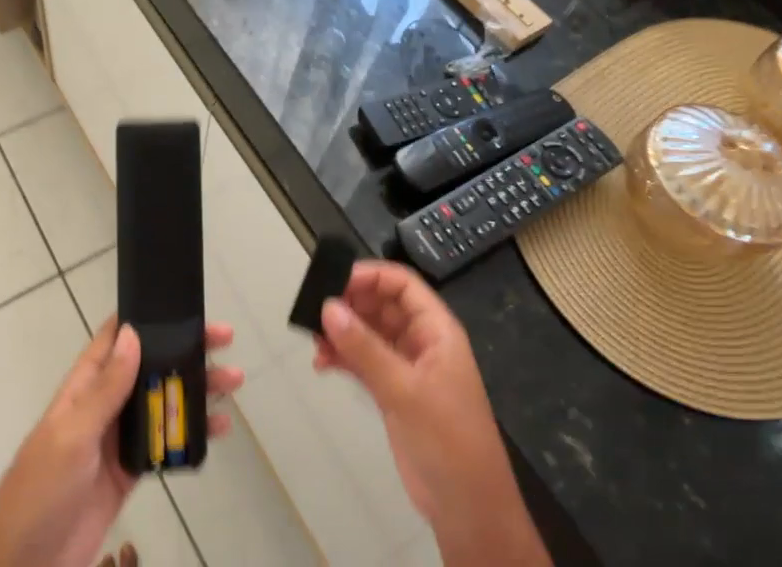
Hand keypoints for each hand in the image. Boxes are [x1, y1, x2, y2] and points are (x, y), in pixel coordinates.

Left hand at [0, 318, 241, 566]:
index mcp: (82, 390)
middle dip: (185, 354)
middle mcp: (102, 408)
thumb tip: (132, 335)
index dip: (146, 321)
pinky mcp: (128, 473)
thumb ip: (105, 389)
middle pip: (148, 370)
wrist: (26, 561)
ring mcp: (116, 442)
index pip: (114, 342)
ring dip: (195, 392)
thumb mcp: (72, 435)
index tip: (183, 307)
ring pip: (162, 405)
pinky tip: (216, 429)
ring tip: (232, 382)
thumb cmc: (40, 490)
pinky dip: (190, 435)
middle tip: (224, 340)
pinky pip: (164, 445)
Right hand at [315, 261, 550, 566]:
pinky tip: (322, 364)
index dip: (370, 276)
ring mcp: (406, 368)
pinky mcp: (393, 392)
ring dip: (342, 332)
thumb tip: (328, 308)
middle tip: (314, 312)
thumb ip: (365, 349)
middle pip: (382, 306)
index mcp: (437, 331)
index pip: (402, 285)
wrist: (467, 505)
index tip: (333, 282)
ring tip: (313, 341)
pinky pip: (363, 362)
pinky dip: (343, 359)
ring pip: (369, 334)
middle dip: (349, 304)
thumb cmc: (448, 439)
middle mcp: (421, 342)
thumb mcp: (405, 390)